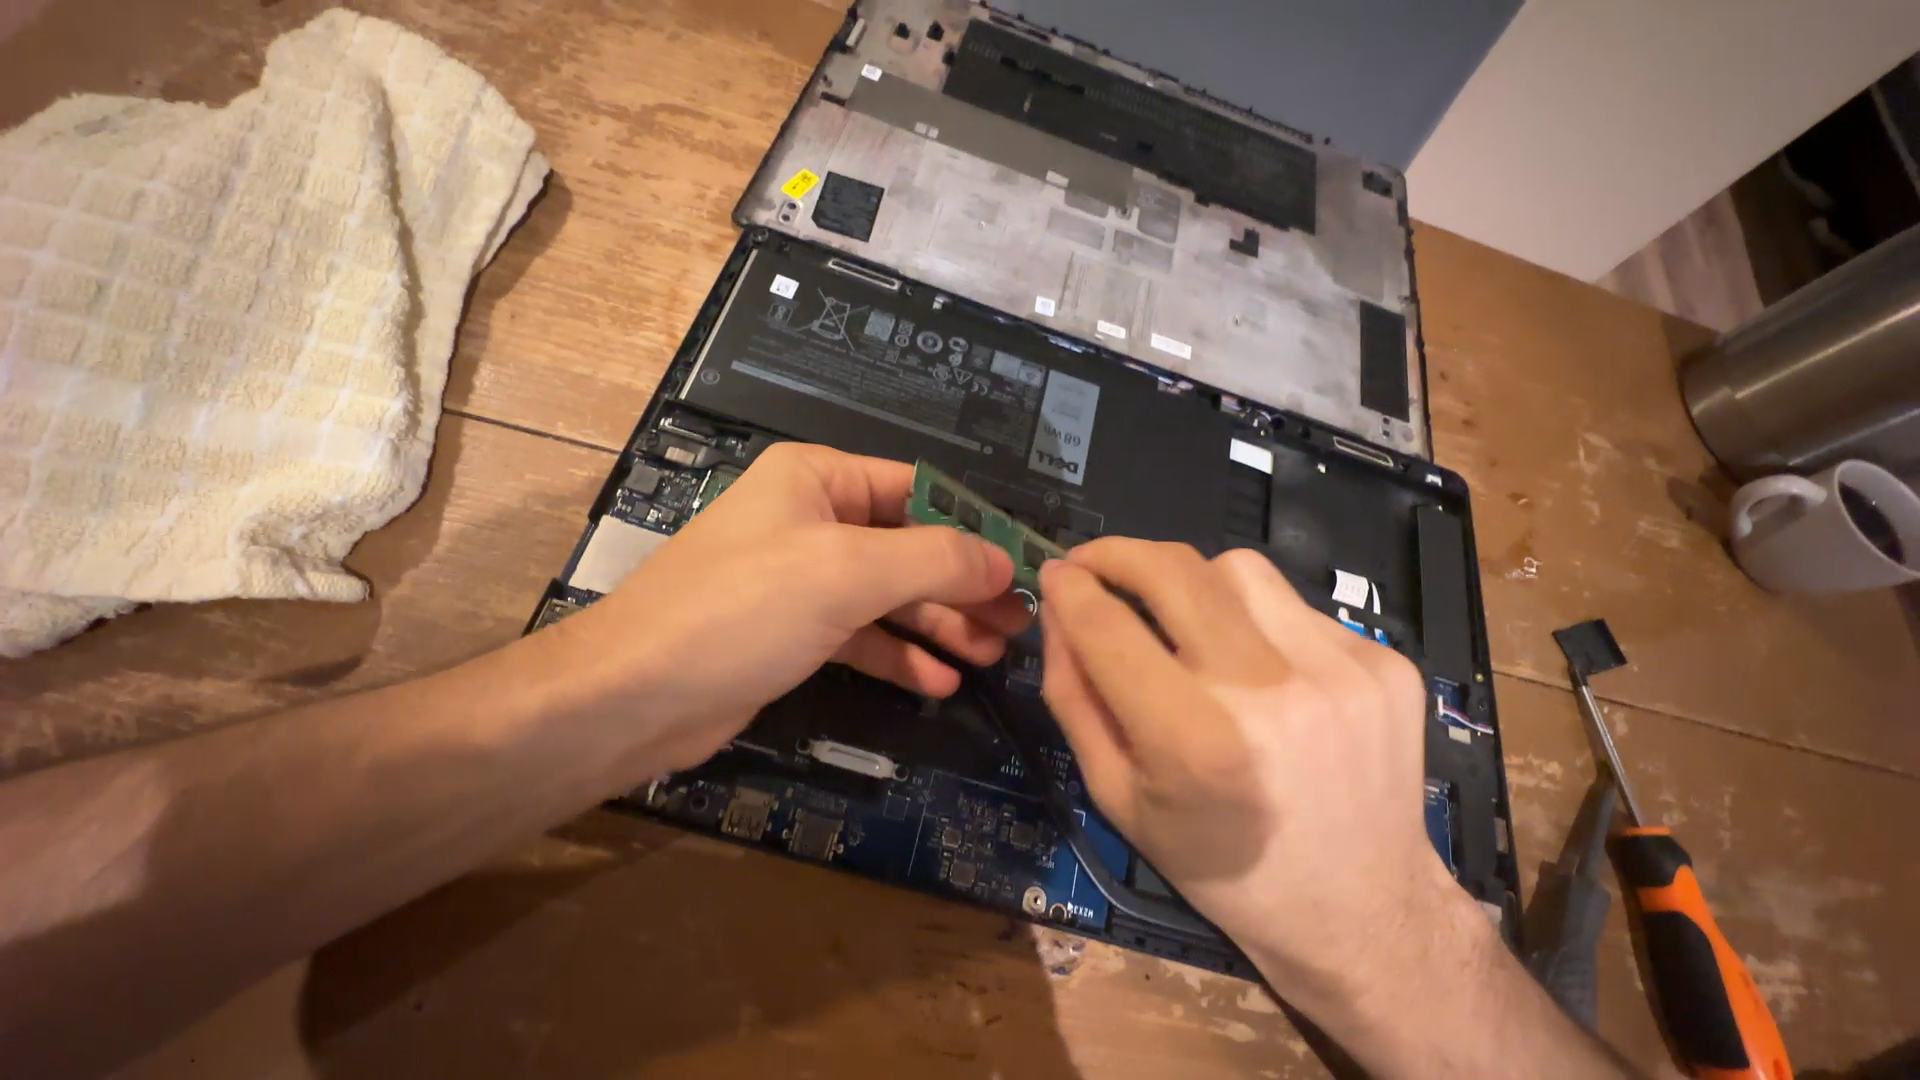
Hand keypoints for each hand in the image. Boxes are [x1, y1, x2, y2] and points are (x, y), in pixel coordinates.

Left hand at [544, 443, 1028, 771]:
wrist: (634, 696)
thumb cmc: (742, 610)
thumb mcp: (847, 572)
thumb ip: (934, 560)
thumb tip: (1004, 561)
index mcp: (818, 480)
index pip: (918, 491)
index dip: (976, 527)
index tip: (1027, 567)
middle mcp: (811, 520)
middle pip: (909, 547)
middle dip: (964, 586)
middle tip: (1019, 624)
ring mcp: (801, 579)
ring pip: (889, 595)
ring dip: (940, 624)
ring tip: (993, 655)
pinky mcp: (792, 633)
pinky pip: (862, 635)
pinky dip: (900, 655)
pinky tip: (940, 681)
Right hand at [1038, 539, 1464, 1000]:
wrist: (1361, 908)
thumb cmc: (1220, 865)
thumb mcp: (1119, 797)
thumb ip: (1075, 697)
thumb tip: (1057, 610)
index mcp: (1194, 741)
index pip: (1107, 627)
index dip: (1068, 589)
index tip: (1054, 573)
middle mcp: (1268, 691)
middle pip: (1174, 570)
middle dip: (1118, 553)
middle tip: (1094, 563)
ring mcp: (1337, 669)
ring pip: (1237, 569)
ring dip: (1191, 582)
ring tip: (1185, 622)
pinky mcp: (1382, 662)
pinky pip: (1292, 606)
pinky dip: (1256, 621)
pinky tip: (1260, 668)